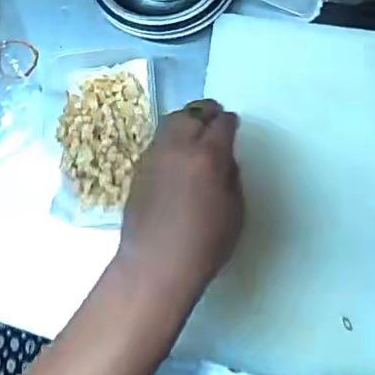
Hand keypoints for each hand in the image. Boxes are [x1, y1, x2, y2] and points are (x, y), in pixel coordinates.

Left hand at [115, 100, 242, 302]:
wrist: (155, 263)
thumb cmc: (204, 244)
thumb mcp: (235, 211)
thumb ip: (232, 177)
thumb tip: (224, 159)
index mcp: (208, 155)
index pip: (221, 124)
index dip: (229, 122)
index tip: (232, 123)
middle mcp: (179, 146)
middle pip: (193, 114)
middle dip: (206, 111)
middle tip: (214, 115)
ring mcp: (155, 154)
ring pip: (171, 121)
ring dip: (186, 119)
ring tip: (194, 126)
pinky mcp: (140, 166)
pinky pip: (158, 139)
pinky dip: (171, 136)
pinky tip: (177, 150)